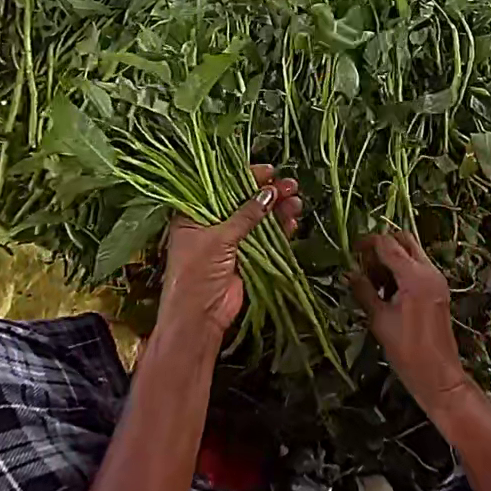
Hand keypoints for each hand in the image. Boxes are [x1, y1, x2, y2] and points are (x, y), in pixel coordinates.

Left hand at [161, 165, 300, 336]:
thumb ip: (246, 214)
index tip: (270, 172)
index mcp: (194, 214)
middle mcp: (212, 223)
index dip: (246, 177)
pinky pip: (266, 237)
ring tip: (296, 203)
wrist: (199, 318)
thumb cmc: (196, 274)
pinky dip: (280, 229)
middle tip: (290, 186)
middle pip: (244, 201)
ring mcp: (231, 240)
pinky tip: (292, 221)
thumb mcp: (219, 238)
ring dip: (278, 210)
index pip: (222, 186)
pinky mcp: (246, 255)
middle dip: (268, 193)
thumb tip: (269, 192)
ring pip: (259, 218)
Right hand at [350, 231, 476, 417]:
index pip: (388, 244)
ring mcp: (436, 279)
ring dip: (391, 259)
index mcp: (414, 276)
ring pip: (412, 253)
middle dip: (382, 247)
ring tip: (372, 282)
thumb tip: (348, 273)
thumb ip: (363, 291)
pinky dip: (402, 270)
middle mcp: (429, 271)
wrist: (438, 374)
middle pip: (404, 241)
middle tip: (363, 264)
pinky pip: (418, 268)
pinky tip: (387, 291)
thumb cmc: (407, 350)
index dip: (367, 242)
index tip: (351, 249)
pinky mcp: (438, 289)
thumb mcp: (379, 319)